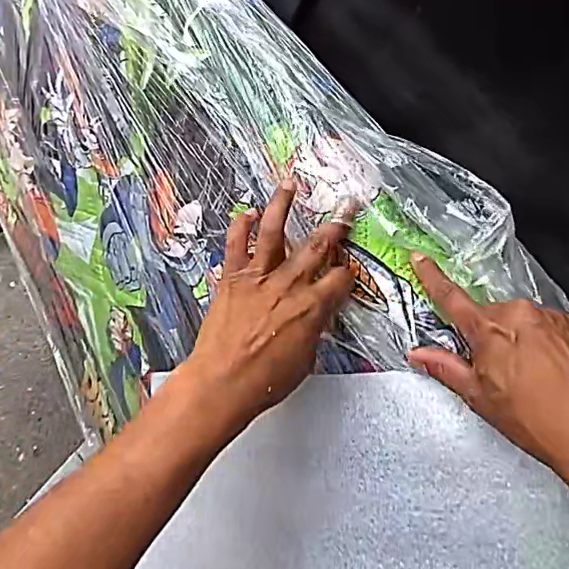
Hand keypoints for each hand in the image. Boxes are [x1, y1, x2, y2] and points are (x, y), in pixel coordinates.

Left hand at [169, 180, 354, 429]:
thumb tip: (315, 317)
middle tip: (345, 208)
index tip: (347, 269)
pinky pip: (237, 244)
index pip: (339, 279)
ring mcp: (259, 277)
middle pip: (318, 246)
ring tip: (290, 184)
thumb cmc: (264, 382)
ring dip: (283, 204)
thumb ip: (313, 330)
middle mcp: (289, 285)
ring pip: (275, 232)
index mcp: (311, 307)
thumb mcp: (304, 359)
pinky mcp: (233, 277)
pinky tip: (249, 212)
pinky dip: (242, 225)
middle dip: (336, 225)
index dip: (347, 273)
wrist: (221, 384)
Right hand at [407, 253, 568, 483]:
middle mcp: (521, 314)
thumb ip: (447, 369)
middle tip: (504, 372)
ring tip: (539, 379)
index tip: (421, 259)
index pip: (452, 297)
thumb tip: (419, 355)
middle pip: (494, 316)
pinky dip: (552, 344)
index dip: (432, 276)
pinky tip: (559, 373)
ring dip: (525, 341)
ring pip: (526, 322)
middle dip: (494, 338)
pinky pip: (554, 327)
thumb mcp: (483, 401)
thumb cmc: (541, 425)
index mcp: (490, 331)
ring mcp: (552, 317)